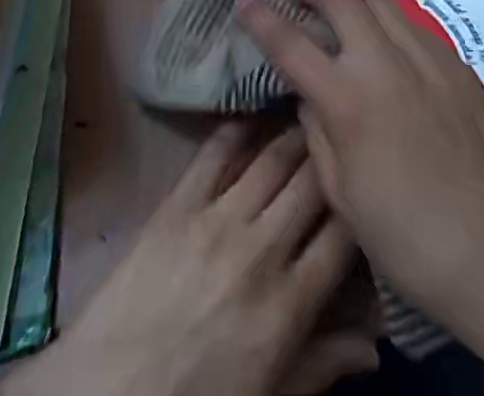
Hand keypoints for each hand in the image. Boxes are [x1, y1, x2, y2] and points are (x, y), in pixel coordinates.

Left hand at [0, 123, 372, 395]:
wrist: (109, 391)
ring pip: (269, 162)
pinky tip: (248, 118)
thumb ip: (322, 365)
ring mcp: (214, 222)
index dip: (361, 205)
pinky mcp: (174, 207)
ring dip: (292, 137)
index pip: (343, 237)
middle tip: (343, 134)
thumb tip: (374, 345)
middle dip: (331, 157)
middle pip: (311, 186)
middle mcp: (259, 251)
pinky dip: (233, 132)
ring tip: (307, 115)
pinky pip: (210, 157)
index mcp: (289, 304)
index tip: (368, 186)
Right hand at [236, 0, 483, 390]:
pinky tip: (392, 56)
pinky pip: (417, 30)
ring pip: (383, 4)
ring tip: (346, 23)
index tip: (245, 1)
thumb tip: (310, 96)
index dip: (261, 17)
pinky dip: (393, 29)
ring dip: (355, 5)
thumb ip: (317, 130)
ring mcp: (429, 61)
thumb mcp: (338, 191)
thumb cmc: (403, 235)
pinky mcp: (461, 69)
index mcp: (348, 100)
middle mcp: (386, 65)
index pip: (291, 42)